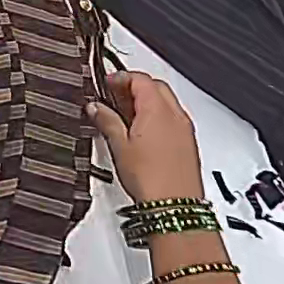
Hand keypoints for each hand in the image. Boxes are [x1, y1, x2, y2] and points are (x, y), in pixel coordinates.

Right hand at [86, 72, 203, 203]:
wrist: (175, 206)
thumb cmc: (151, 179)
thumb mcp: (119, 146)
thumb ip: (106, 120)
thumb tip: (96, 107)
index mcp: (157, 109)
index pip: (140, 79)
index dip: (121, 77)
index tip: (107, 83)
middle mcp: (175, 115)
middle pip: (155, 86)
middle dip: (134, 86)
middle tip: (114, 95)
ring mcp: (184, 129)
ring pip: (166, 102)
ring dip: (146, 101)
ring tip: (125, 114)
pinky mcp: (188, 143)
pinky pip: (173, 118)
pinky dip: (157, 116)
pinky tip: (141, 132)